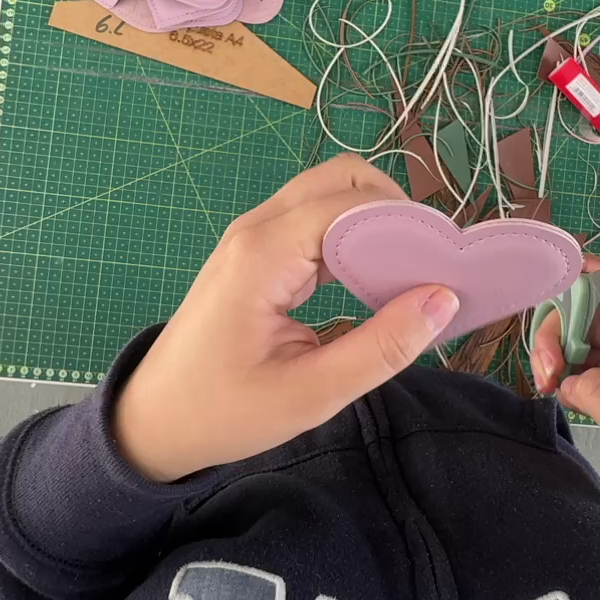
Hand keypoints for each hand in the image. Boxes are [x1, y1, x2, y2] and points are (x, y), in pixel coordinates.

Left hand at [114, 155, 460, 482]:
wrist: (154, 420)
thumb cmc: (222, 412)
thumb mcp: (310, 393)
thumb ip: (381, 347)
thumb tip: (441, 299)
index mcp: (263, 255)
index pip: (350, 205)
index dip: (404, 224)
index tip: (445, 261)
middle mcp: (257, 229)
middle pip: (339, 179)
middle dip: (393, 208)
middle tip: (428, 262)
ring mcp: (254, 236)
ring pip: (328, 194)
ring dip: (374, 221)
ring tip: (409, 271)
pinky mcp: (258, 252)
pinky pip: (314, 221)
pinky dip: (352, 236)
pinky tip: (374, 278)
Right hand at [529, 257, 599, 539]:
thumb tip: (569, 379)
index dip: (589, 274)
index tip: (556, 293)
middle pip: (585, 309)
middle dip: (557, 328)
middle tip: (548, 372)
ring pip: (573, 336)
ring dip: (551, 351)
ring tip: (548, 387)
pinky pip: (573, 364)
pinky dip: (555, 371)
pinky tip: (553, 392)